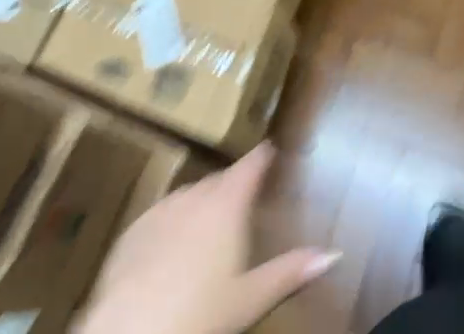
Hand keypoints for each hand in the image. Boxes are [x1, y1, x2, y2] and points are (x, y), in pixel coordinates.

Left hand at [76, 143, 340, 333]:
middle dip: (232, 182)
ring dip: (202, 198)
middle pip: (218, 179)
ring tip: (212, 217)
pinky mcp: (132, 230)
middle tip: (244, 194)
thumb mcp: (251, 297)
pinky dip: (174, 218)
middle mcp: (193, 197)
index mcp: (226, 206)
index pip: (248, 168)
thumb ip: (290, 271)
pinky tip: (174, 240)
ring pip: (188, 194)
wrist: (130, 327)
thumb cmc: (201, 311)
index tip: (268, 146)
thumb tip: (333, 255)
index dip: (260, 156)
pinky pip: (161, 213)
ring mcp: (160, 211)